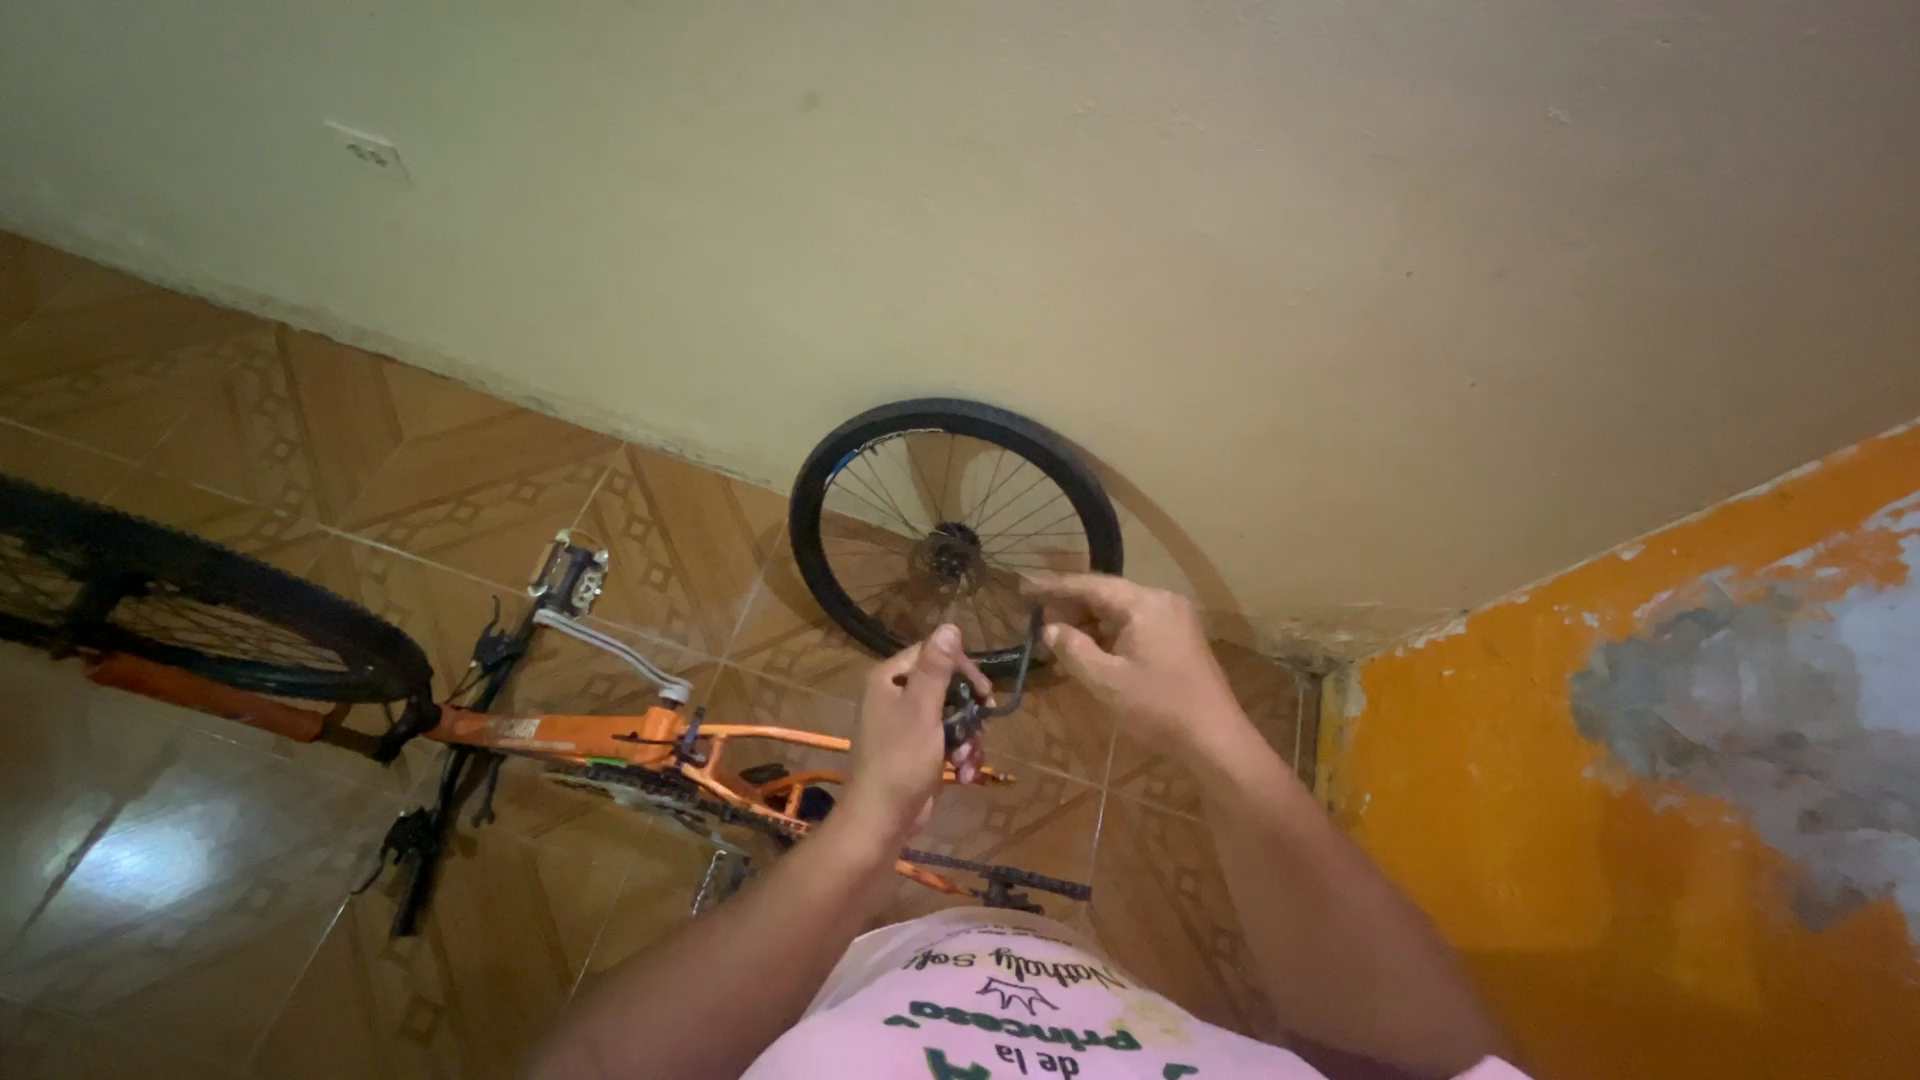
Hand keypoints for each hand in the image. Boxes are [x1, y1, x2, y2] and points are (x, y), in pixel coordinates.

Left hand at [841, 624, 991, 842]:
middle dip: (968, 710)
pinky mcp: (916, 749)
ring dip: (968, 736)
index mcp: (889, 679)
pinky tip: (964, 772)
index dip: (961, 668)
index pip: (932, 653)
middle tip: (984, 721)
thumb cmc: (900, 760)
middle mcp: (894, 695)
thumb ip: (936, 668)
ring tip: (967, 759)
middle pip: (946, 685)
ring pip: (951, 714)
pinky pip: (946, 738)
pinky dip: (959, 753)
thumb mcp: (922, 709)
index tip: (983, 690)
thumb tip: (949, 625)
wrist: (883, 819)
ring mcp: (905, 724)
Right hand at [1025, 572, 1251, 766]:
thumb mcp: (1105, 680)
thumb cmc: (1157, 707)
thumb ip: (1073, 649)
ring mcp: (1173, 620)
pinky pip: (1133, 627)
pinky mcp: (1178, 640)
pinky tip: (1084, 654)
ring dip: (1086, 625)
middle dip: (1069, 608)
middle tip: (1034, 620)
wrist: (1215, 739)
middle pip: (1106, 596)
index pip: (1090, 585)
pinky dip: (1107, 637)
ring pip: (1119, 614)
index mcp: (1144, 603)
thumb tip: (1050, 628)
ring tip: (1053, 640)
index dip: (1053, 586)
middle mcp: (1161, 602)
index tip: (1023, 586)